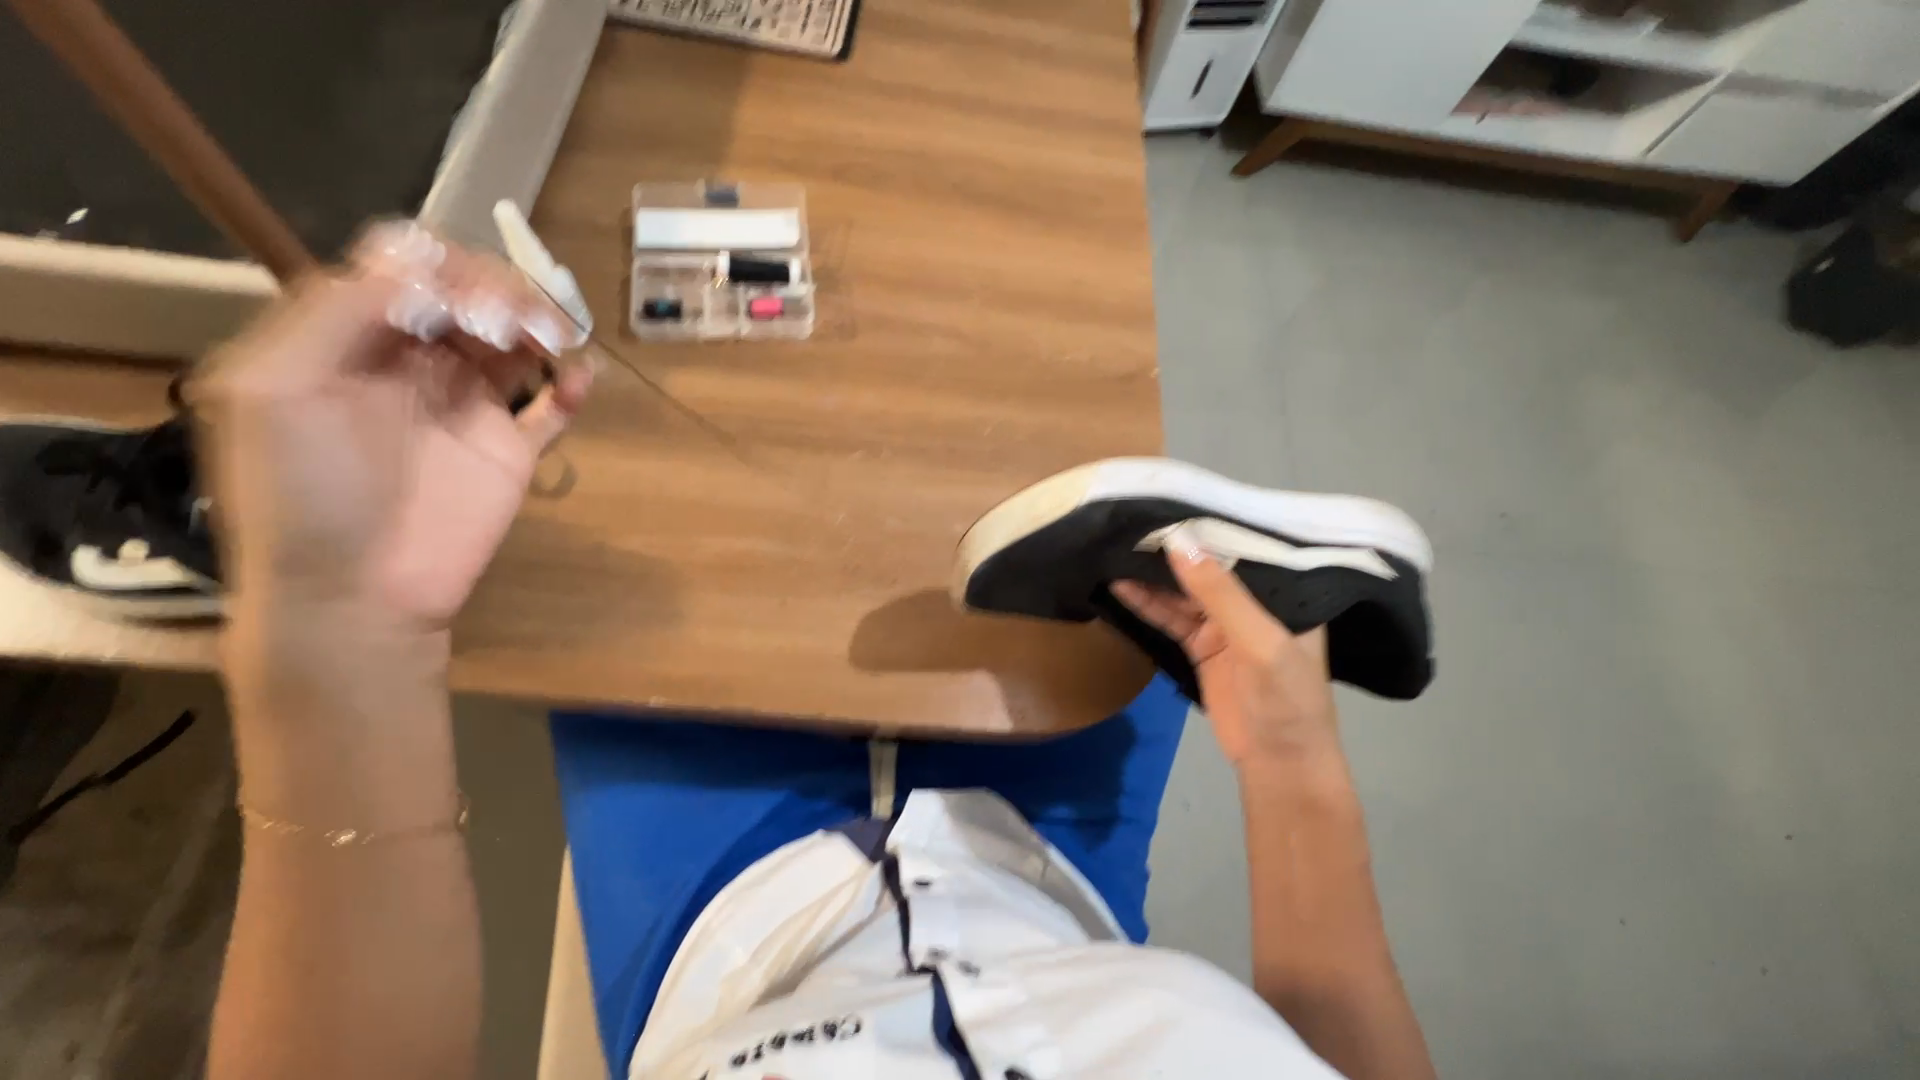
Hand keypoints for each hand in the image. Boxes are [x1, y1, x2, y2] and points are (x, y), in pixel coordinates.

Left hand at [198, 222, 593, 635]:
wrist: (355, 596)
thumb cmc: (302, 494)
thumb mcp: (278, 389)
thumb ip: (338, 315)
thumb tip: (422, 275)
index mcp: (351, 342)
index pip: (404, 273)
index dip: (439, 268)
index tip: (462, 296)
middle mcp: (412, 364)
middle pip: (469, 298)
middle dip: (498, 291)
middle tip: (516, 319)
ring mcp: (466, 409)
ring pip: (513, 342)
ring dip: (540, 324)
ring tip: (555, 338)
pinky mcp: (510, 452)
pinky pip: (552, 409)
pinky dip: (572, 387)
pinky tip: (580, 380)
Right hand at [1112, 525, 1339, 768]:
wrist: (1278, 763)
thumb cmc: (1287, 700)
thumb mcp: (1259, 642)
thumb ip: (1220, 594)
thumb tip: (1179, 543)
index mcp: (1286, 591)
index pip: (1245, 547)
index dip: (1210, 526)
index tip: (1171, 503)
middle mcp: (1255, 600)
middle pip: (1209, 566)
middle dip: (1174, 550)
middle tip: (1133, 525)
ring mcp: (1226, 624)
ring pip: (1184, 591)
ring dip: (1154, 576)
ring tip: (1117, 551)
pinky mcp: (1202, 646)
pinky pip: (1171, 617)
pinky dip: (1148, 604)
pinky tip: (1122, 587)